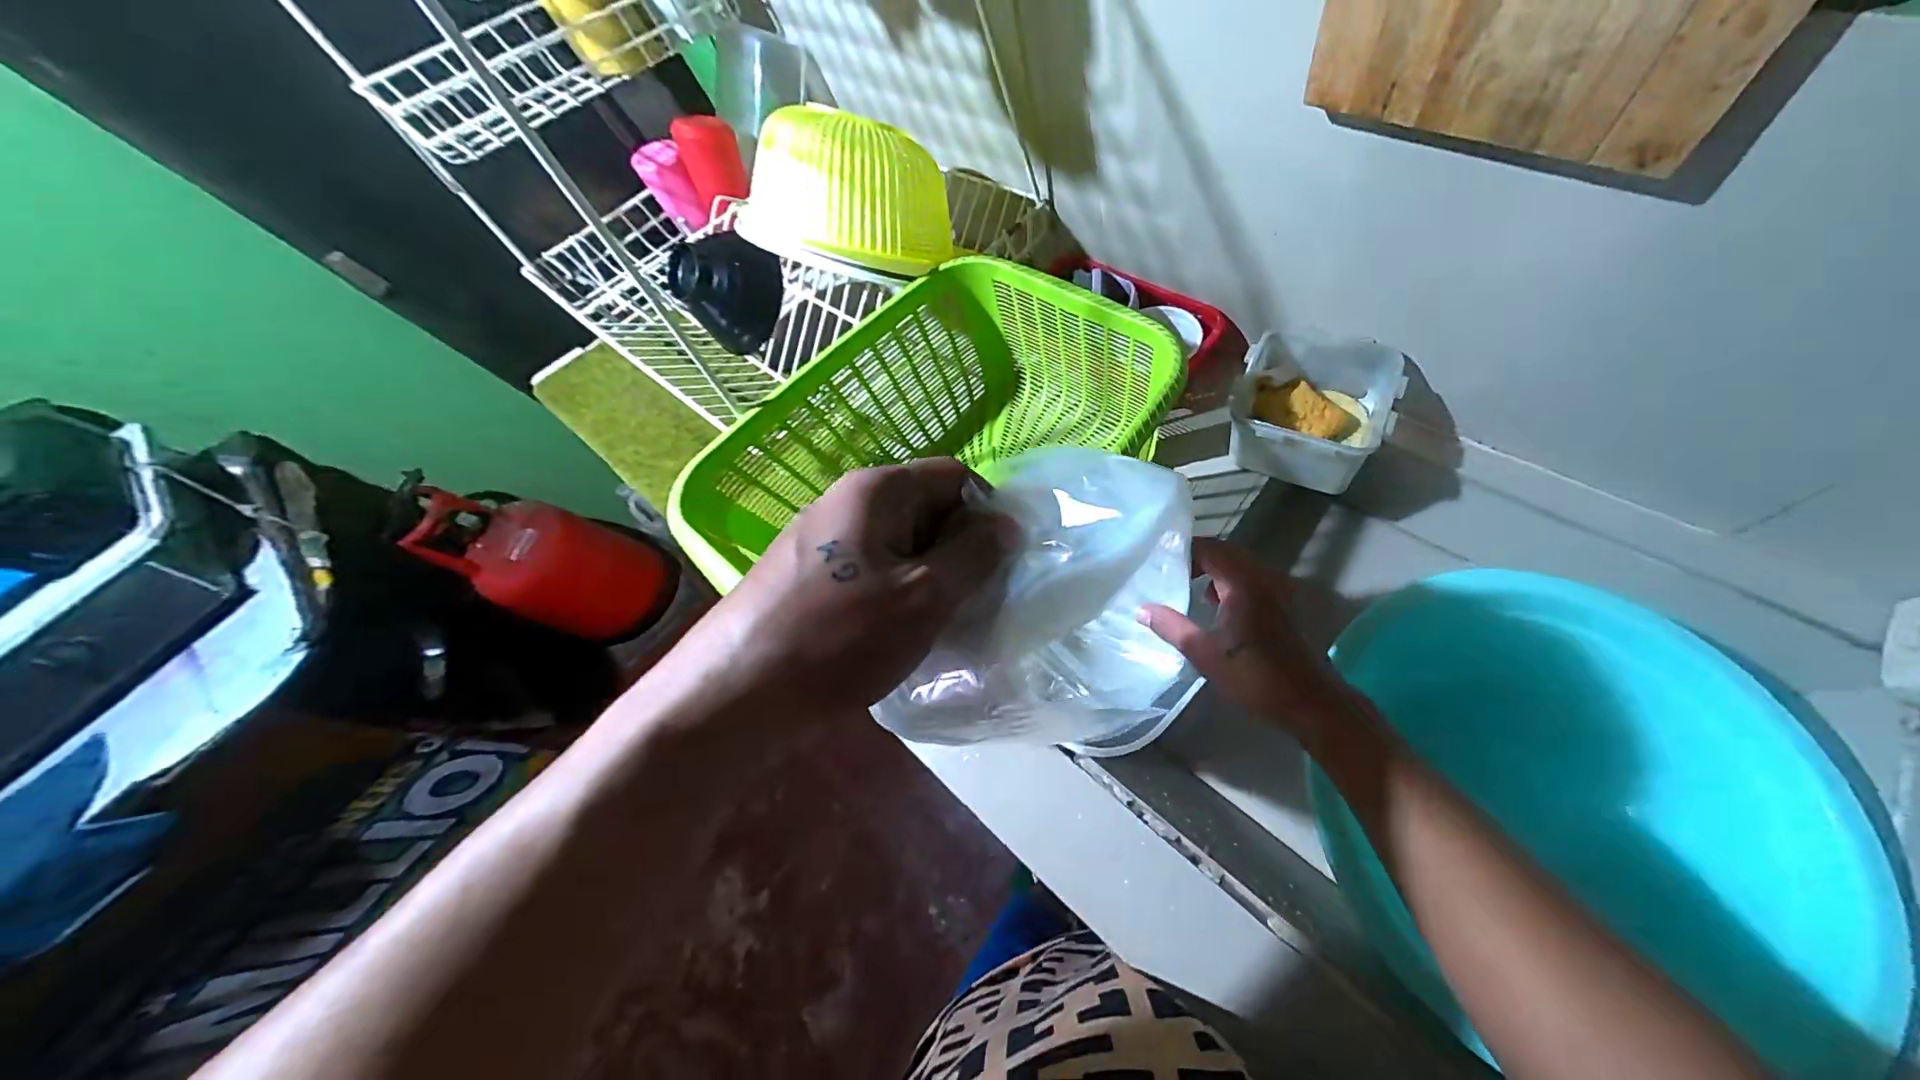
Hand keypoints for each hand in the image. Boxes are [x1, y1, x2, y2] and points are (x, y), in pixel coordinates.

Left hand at [681, 458, 1014, 718]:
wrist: (736, 696)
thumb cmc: (838, 637)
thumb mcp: (923, 595)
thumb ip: (974, 554)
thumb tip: (1006, 522)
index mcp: (874, 489)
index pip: (953, 477)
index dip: (985, 514)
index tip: (999, 565)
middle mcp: (845, 503)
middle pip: (925, 511)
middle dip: (958, 552)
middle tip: (974, 603)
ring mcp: (822, 542)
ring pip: (899, 548)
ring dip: (929, 581)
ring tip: (941, 627)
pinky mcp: (809, 581)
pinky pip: (871, 575)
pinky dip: (897, 599)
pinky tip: (901, 638)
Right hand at [1139, 538, 1373, 750]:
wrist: (1309, 701)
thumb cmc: (1254, 677)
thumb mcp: (1204, 653)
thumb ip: (1171, 626)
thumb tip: (1142, 609)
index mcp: (1243, 583)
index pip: (1209, 549)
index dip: (1183, 552)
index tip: (1160, 563)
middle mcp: (1265, 578)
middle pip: (1226, 553)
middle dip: (1198, 560)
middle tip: (1170, 574)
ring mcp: (1280, 590)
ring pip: (1242, 566)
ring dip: (1216, 571)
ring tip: (1190, 589)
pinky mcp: (1287, 605)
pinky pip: (1254, 580)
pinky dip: (1233, 583)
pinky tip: (1218, 607)